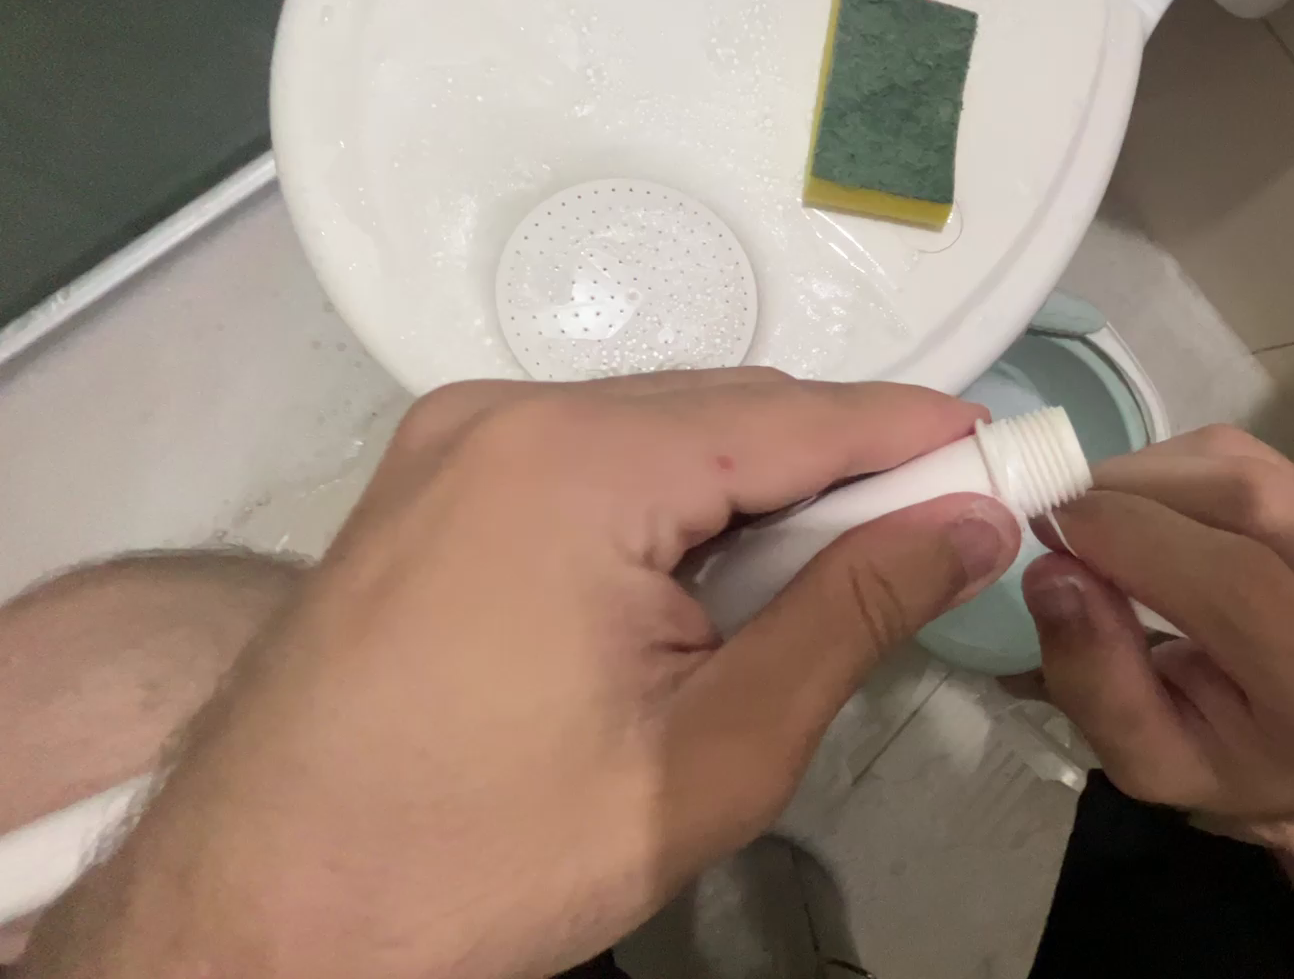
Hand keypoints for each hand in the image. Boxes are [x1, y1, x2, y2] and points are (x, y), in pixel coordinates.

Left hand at [23, 370, 1018, 978]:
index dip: (918, 429)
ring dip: (780, 481)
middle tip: (936, 522)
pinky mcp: (458, 469)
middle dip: (853, 462)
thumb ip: (857, 612)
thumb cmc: (491, 861)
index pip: (802, 419)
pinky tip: (729, 564)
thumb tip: (974, 528)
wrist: (247, 935)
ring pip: (689, 424)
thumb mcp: (721, 749)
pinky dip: (705, 492)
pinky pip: (628, 449)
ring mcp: (475, 432)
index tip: (1004, 448)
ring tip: (835, 561)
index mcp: (580, 465)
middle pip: (745, 409)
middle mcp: (520, 411)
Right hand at [1022, 426, 1293, 841]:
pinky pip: (1247, 457)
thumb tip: (1053, 572)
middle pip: (1249, 500)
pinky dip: (1175, 467)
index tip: (1050, 523)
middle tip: (1061, 512)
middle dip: (1133, 489)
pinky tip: (1148, 508)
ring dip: (1148, 474)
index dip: (1135, 536)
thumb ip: (1094, 679)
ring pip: (1244, 466)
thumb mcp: (1143, 760)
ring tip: (1099, 515)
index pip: (1238, 584)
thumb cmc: (1226, 759)